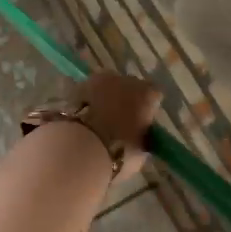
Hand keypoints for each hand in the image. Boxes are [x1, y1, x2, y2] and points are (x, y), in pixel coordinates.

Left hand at [74, 71, 157, 186]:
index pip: (153, 94)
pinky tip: (85, 115)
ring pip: (107, 85)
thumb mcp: (140, 150)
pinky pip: (88, 91)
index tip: (143, 122)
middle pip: (129, 85)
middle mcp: (125, 80)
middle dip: (126, 98)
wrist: (80, 147)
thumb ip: (142, 136)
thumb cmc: (119, 151)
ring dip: (105, 96)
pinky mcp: (77, 85)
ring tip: (100, 117)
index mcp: (147, 94)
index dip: (148, 107)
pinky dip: (88, 100)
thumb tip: (138, 135)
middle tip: (120, 119)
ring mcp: (98, 80)